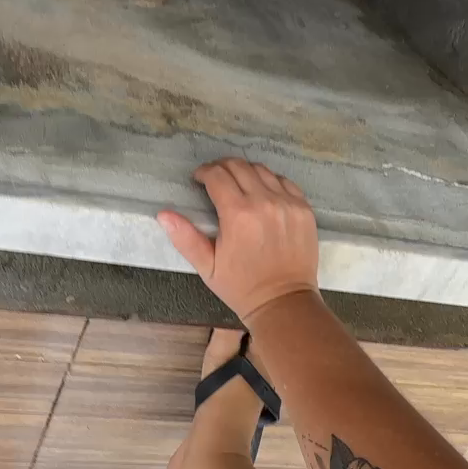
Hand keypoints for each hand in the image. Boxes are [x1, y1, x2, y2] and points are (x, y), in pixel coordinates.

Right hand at [157, 158, 319, 322]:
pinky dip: (269, 181)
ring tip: (237, 184)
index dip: (204, 173)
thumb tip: (163, 214)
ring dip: (245, 172)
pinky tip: (262, 193)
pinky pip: (284, 181)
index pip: (217, 175)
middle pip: (238, 166)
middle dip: (221, 167)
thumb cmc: (241, 286)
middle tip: (214, 178)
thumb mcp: (206, 266)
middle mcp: (264, 202)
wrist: (284, 302)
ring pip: (261, 170)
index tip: (199, 179)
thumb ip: (185, 237)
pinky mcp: (304, 209)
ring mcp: (288, 204)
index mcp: (238, 214)